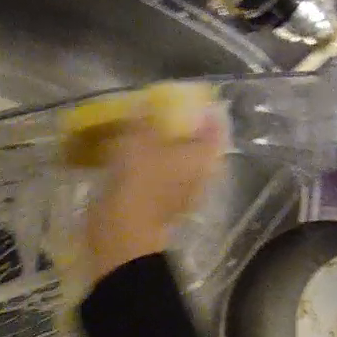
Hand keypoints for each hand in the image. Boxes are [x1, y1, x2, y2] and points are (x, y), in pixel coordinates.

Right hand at [81, 107, 225, 284]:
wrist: (121, 238)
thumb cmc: (138, 185)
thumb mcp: (139, 139)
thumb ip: (146, 118)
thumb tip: (147, 104)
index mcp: (204, 156)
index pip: (215, 123)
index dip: (200, 108)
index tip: (180, 98)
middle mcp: (199, 176)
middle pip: (192, 144)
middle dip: (175, 129)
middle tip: (155, 114)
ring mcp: (180, 196)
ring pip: (173, 163)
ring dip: (157, 149)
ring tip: (137, 135)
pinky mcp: (158, 210)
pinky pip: (156, 180)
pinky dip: (144, 169)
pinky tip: (127, 161)